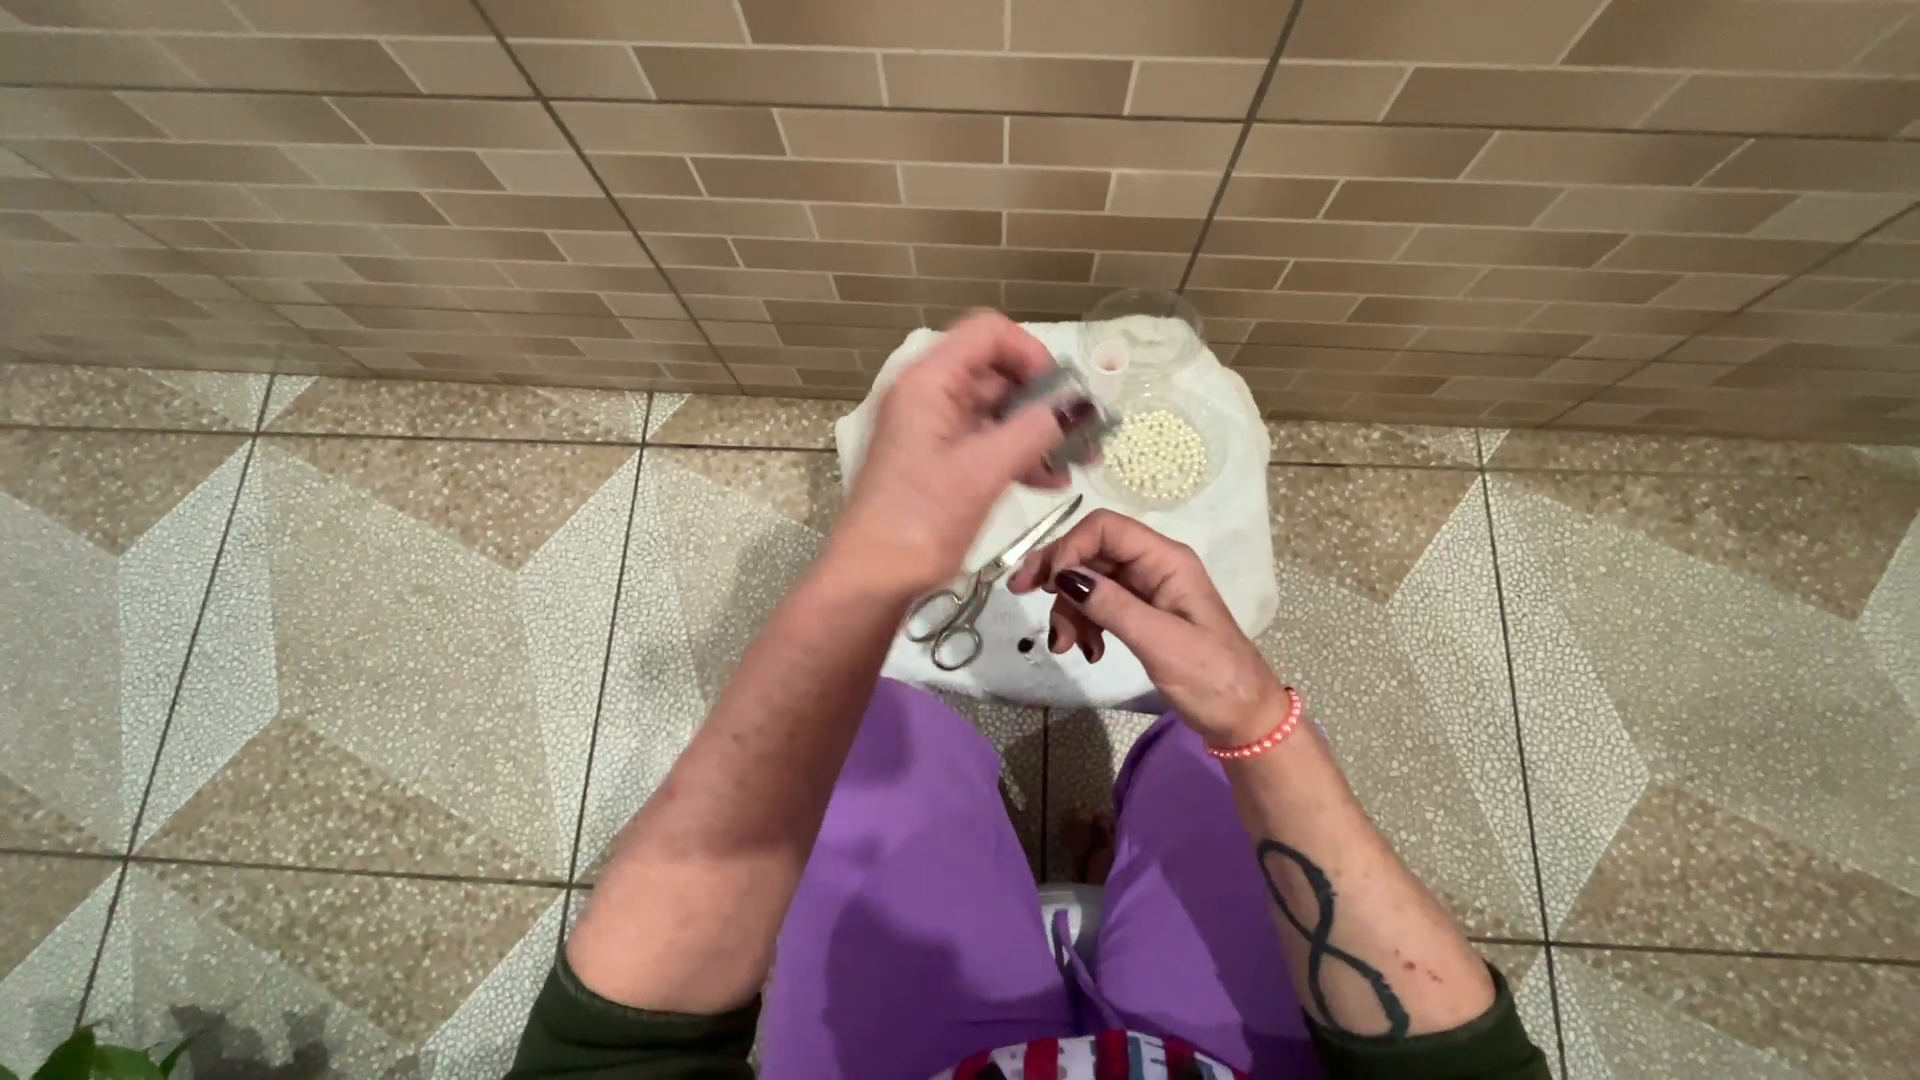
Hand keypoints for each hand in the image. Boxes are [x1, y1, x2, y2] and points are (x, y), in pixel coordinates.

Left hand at [831, 311, 1081, 596]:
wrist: (871, 579)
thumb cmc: (921, 520)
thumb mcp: (984, 471)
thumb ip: (1036, 430)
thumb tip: (1084, 404)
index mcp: (928, 381)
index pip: (989, 333)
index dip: (1033, 354)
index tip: (1064, 394)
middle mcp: (927, 394)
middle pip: (995, 372)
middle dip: (1044, 400)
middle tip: (1085, 433)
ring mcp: (931, 429)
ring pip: (995, 411)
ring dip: (1037, 432)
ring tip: (1077, 463)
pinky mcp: (936, 461)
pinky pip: (985, 442)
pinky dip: (1017, 454)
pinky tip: (1049, 481)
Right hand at [1008, 509, 1287, 746]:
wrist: (1243, 718)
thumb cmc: (1213, 679)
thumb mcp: (1161, 642)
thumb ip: (1113, 606)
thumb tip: (1063, 576)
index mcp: (1167, 560)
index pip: (1105, 528)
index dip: (1070, 547)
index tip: (1046, 584)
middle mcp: (1153, 566)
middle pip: (1090, 550)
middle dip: (1057, 573)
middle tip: (1022, 595)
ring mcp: (1145, 589)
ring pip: (1087, 579)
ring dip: (1068, 607)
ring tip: (1066, 646)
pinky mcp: (1138, 613)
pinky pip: (1096, 604)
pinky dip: (1082, 622)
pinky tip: (1087, 650)